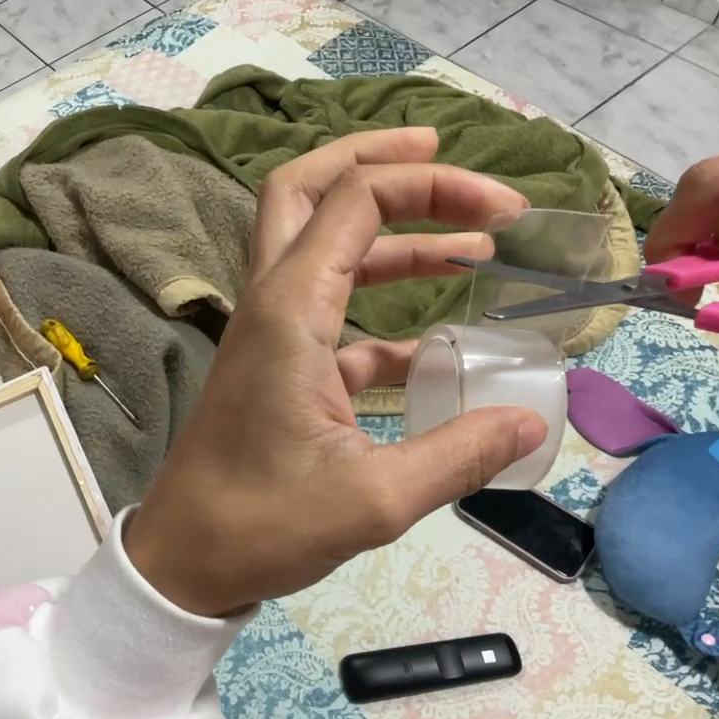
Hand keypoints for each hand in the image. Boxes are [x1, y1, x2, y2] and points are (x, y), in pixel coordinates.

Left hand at [125, 129, 548, 618]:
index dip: (433, 187)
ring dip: (388, 234)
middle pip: (306, 191)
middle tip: (445, 158)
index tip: (503, 212)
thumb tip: (533, 423)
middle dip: (375, 161)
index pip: (354, 200)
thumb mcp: (373, 500)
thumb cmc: (262, 527)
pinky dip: (380, 310)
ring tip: (471, 245)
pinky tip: (435, 344)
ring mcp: (267, 334)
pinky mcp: (274, 368)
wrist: (185, 561)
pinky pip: (328, 315)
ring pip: (317, 246)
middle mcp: (271, 305)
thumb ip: (458, 456)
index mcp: (289, 313)